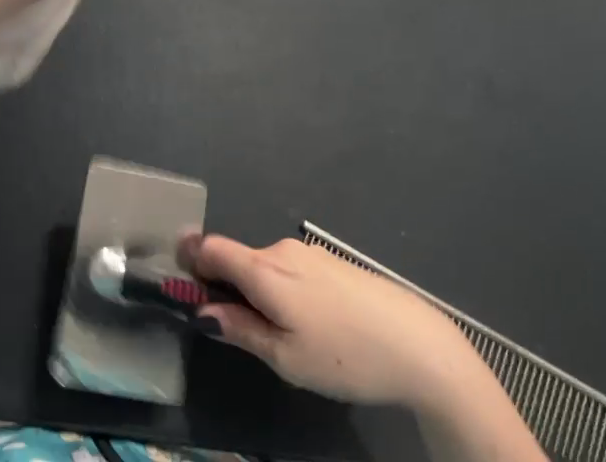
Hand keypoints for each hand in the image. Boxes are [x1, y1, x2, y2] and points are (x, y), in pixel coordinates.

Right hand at [183, 235, 490, 413]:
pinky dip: (286, 291)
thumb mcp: (286, 358)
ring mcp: (312, 254)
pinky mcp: (335, 263)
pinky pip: (292, 270)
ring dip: (260, 292)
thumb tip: (203, 312)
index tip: (182, 285)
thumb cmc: (346, 356)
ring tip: (286, 337)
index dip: (189, 262)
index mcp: (264, 269)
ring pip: (266, 267)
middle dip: (228, 287)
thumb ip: (240, 329)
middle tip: (241, 331)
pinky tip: (315, 325)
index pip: (209, 248)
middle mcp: (283, 250)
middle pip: (237, 259)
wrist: (424, 349)